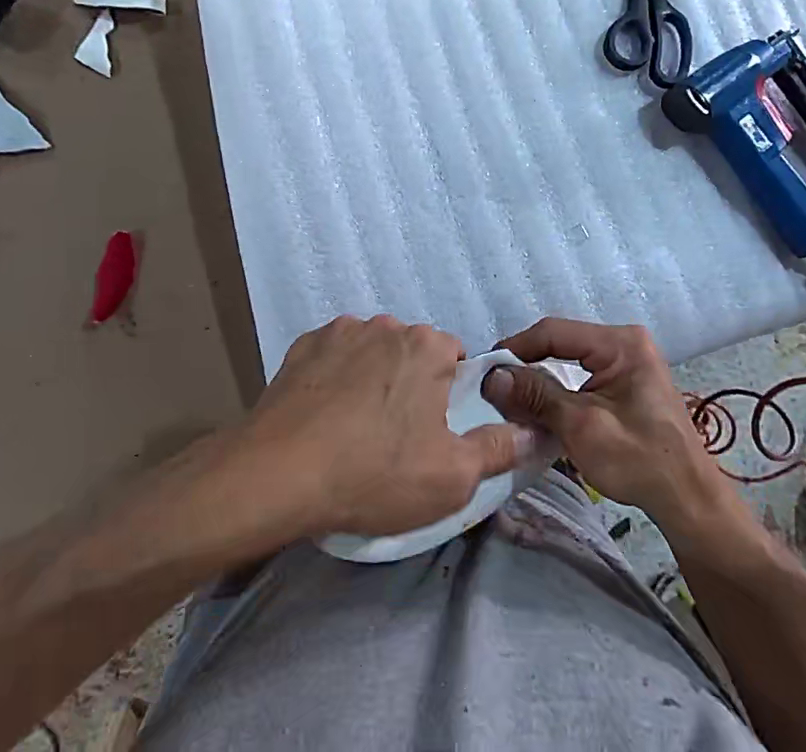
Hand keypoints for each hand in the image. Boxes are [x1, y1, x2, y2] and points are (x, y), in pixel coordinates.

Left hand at [246, 315, 530, 537]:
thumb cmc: (373, 474)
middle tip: (396, 435)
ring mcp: (339, 333)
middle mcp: (386, 326)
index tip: (434, 431)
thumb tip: (533, 432)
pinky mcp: (300, 348)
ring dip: (373, 378)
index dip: (450, 396)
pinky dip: (336, 379)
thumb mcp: (452, 477)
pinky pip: (334, 358)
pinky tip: (324, 416)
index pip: (456, 360)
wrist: (272, 478)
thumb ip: (500, 449)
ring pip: (373, 353)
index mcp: (428, 346)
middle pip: (414, 353)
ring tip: (355, 427)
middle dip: (412, 384)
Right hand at [484, 319, 736, 531]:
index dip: (515, 348)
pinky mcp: (626, 385)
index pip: (554, 332)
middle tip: (492, 388)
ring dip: (540, 381)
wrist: (686, 496)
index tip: (484, 370)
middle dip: (526, 365)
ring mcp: (628, 363)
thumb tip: (492, 377)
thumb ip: (537, 396)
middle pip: (561, 344)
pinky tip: (537, 410)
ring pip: (569, 362)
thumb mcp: (581, 426)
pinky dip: (558, 392)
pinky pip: (582, 378)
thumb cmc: (638, 459)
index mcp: (621, 343)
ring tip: (508, 400)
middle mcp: (626, 343)